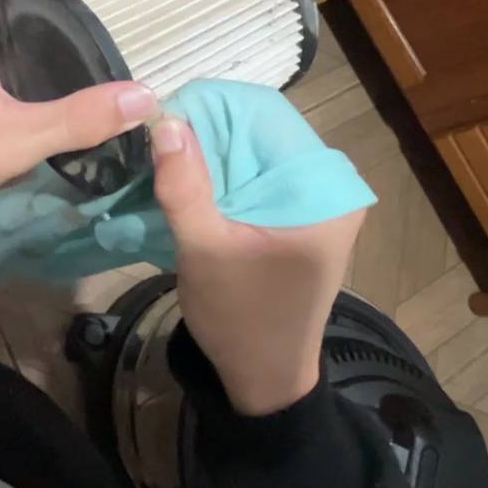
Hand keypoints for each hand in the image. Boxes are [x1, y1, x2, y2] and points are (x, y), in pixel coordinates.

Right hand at [151, 116, 365, 415]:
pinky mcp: (295, 211)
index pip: (267, 116)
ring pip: (253, 146)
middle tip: (158, 138)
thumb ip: (185, 186)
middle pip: (260, 128)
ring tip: (167, 155)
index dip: (214, 108)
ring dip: (210, 149)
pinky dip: (220, 170)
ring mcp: (313, 198)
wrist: (263, 378)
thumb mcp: (205, 250)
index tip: (165, 118)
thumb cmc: (240, 318)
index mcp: (325, 191)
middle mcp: (329, 185)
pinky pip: (254, 170)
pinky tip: (189, 178)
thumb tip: (165, 120)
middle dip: (208, 129)